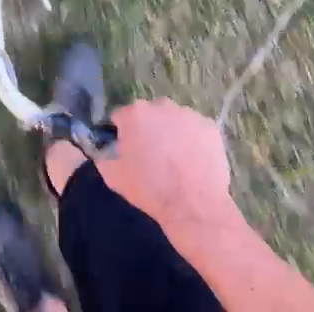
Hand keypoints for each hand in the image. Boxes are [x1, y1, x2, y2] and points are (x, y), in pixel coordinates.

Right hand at [95, 99, 235, 232]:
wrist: (193, 206)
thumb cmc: (150, 190)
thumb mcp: (113, 177)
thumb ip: (103, 156)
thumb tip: (104, 150)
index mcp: (134, 114)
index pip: (122, 117)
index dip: (123, 134)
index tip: (128, 150)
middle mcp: (161, 106)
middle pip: (149, 114)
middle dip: (149, 129)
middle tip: (153, 155)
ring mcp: (188, 114)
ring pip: (174, 120)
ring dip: (172, 133)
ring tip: (176, 160)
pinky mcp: (209, 126)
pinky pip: (196, 129)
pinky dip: (193, 140)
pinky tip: (193, 161)